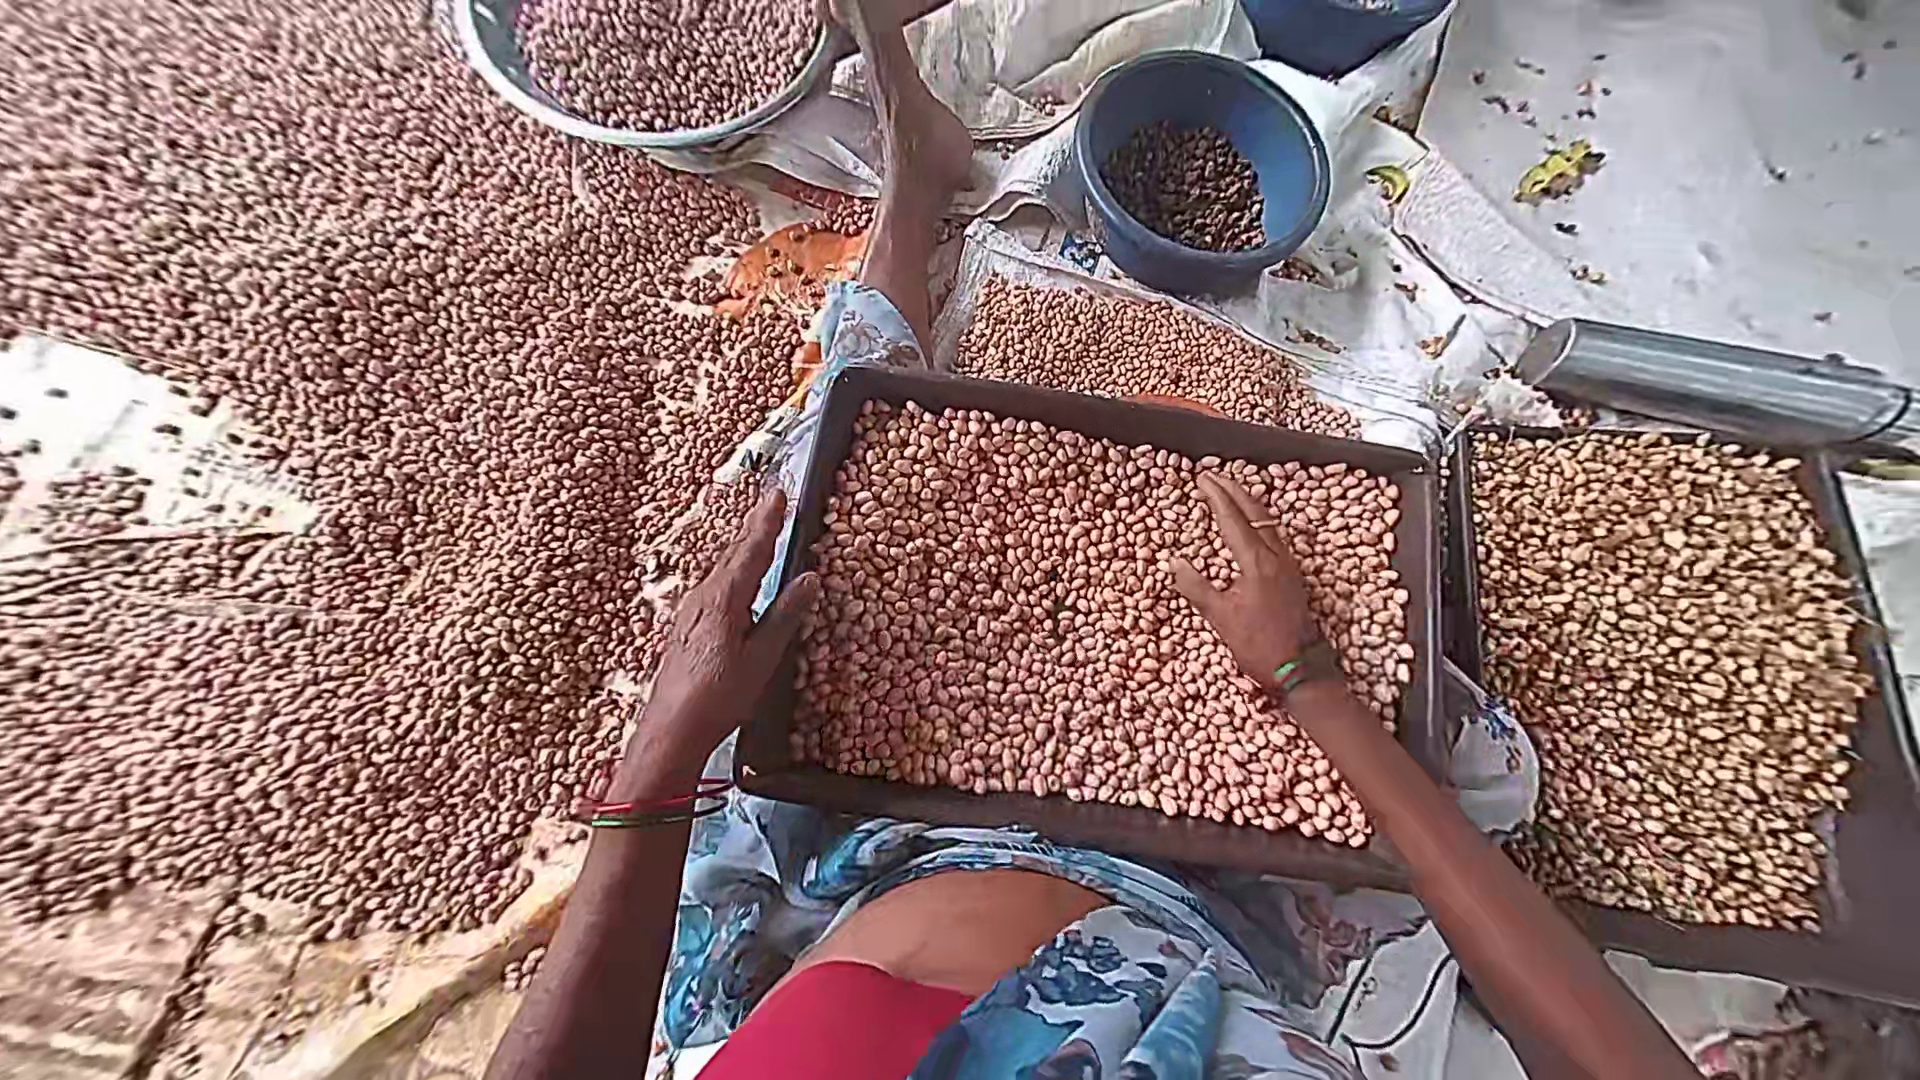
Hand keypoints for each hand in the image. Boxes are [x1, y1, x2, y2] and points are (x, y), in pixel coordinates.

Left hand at [628, 488, 818, 780]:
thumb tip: (808, 578)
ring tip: (761, 531)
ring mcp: (691, 611)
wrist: (669, 731)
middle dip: (755, 526)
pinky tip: (739, 576)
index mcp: (723, 599)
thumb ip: (784, 615)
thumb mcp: (761, 657)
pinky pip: (716, 585)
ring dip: (744, 547)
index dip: (767, 523)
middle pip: (734, 553)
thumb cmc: (720, 696)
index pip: (751, 552)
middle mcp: (703, 597)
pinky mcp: (688, 625)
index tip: (779, 495)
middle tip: (772, 502)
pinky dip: (734, 569)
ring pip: (723, 568)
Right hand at [1170, 473, 1318, 691]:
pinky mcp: (1292, 576)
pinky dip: (1259, 520)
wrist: (1300, 670)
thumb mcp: (1219, 617)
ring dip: (1249, 502)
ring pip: (1269, 521)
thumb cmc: (1258, 645)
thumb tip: (1174, 562)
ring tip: (1231, 492)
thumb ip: (1196, 586)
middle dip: (1234, 490)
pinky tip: (1252, 525)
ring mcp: (1288, 566)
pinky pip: (1275, 535)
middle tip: (1215, 476)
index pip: (1233, 520)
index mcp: (1257, 563)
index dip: (1216, 497)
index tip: (1203, 479)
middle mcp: (1276, 558)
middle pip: (1256, 512)